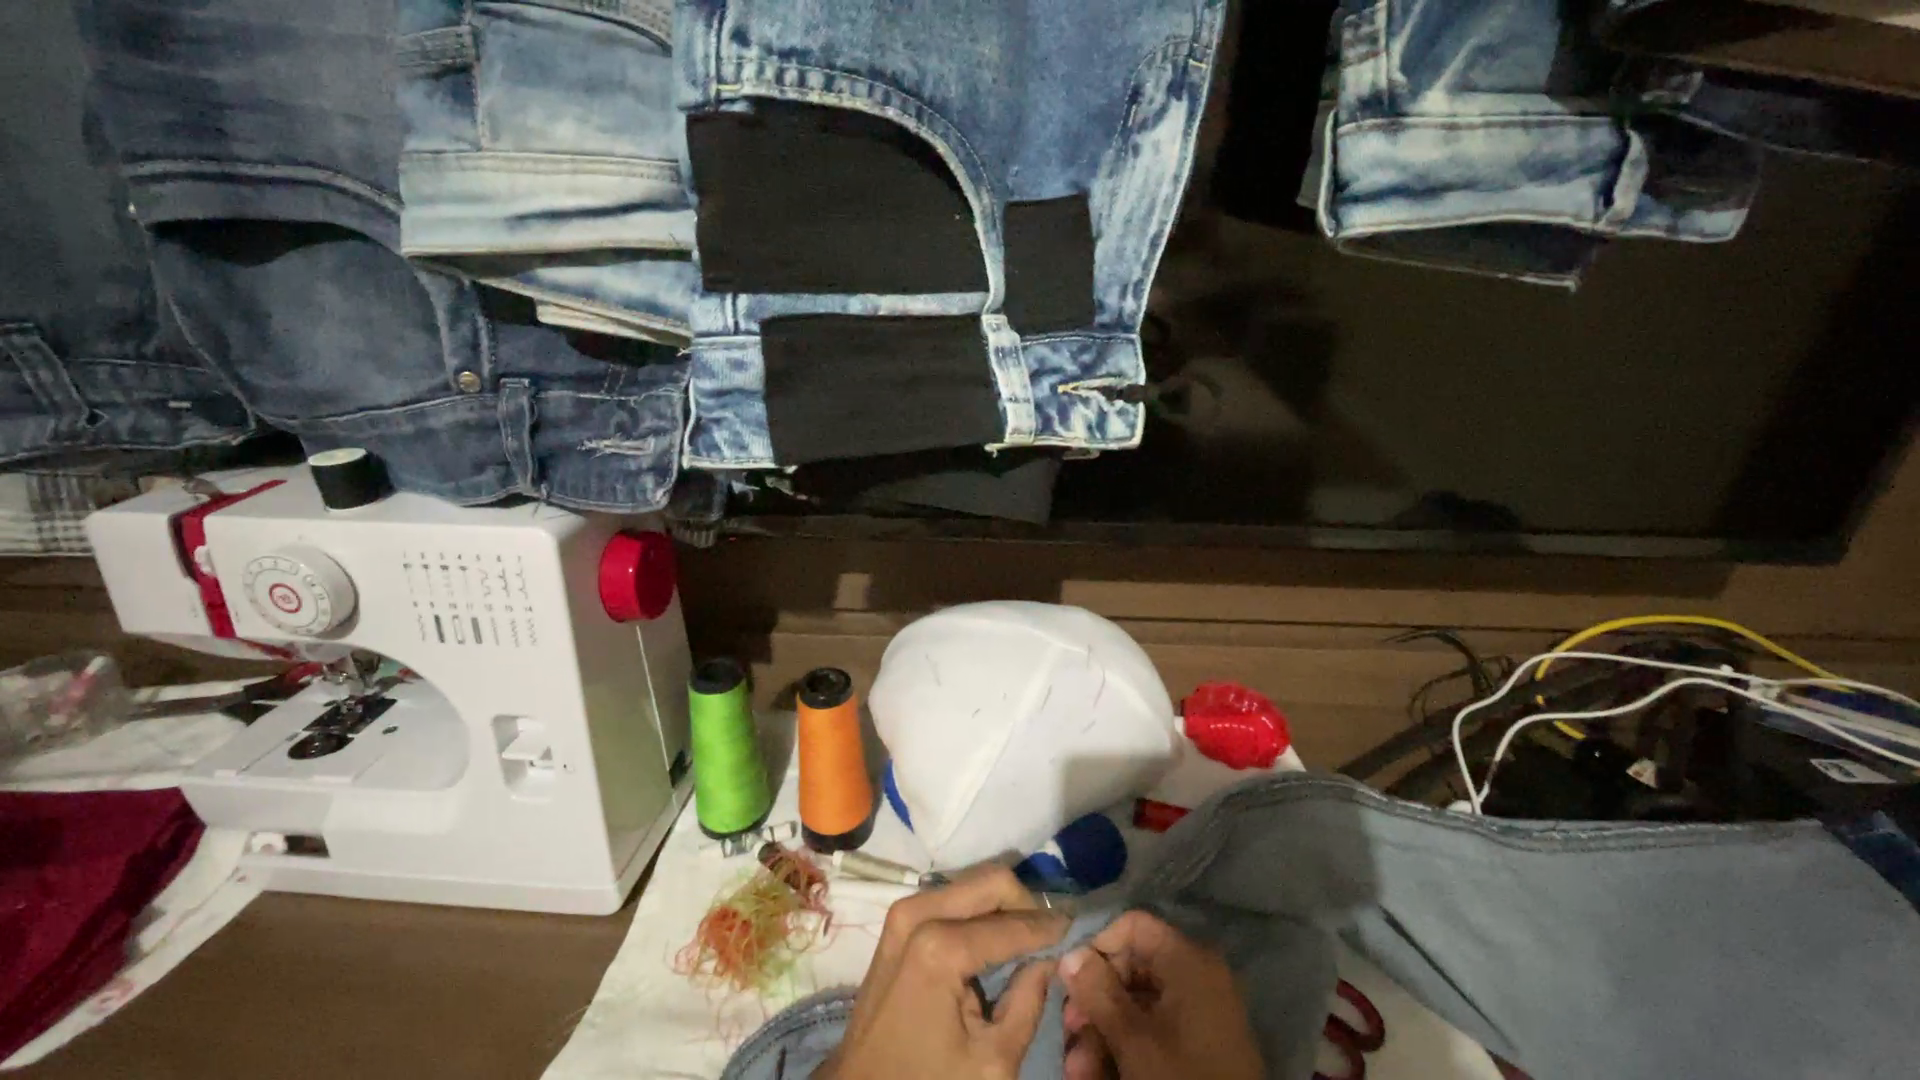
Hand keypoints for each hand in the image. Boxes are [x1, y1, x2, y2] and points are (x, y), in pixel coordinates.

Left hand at [819, 865, 1068, 1079]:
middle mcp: (918, 912)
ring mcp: (903, 912)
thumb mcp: (992, 1060)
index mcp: (941, 946)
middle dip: (1028, 904)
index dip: (1053, 926)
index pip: (1016, 922)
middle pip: (992, 881)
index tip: (1081, 929)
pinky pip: (951, 897)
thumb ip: (1028, 1000)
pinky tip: (996, 941)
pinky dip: (979, 911)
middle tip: (1052, 936)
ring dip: (1003, 905)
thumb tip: (1051, 956)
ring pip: (972, 883)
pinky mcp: (897, 921)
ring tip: (1028, 940)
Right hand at [1060, 912, 1262, 1079]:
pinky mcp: (1199, 1043)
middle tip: (1069, 1034)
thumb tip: (1070, 953)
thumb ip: (1098, 992)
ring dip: (1103, 1033)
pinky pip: (1153, 1031)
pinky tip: (1099, 1074)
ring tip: (1078, 1071)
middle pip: (1131, 968)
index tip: (1072, 984)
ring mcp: (1200, 1010)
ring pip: (1137, 1006)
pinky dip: (1126, 1048)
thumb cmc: (1183, 1078)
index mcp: (1187, 960)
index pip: (1133, 927)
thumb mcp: (1134, 1039)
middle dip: (1094, 1003)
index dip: (1098, 948)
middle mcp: (1196, 975)